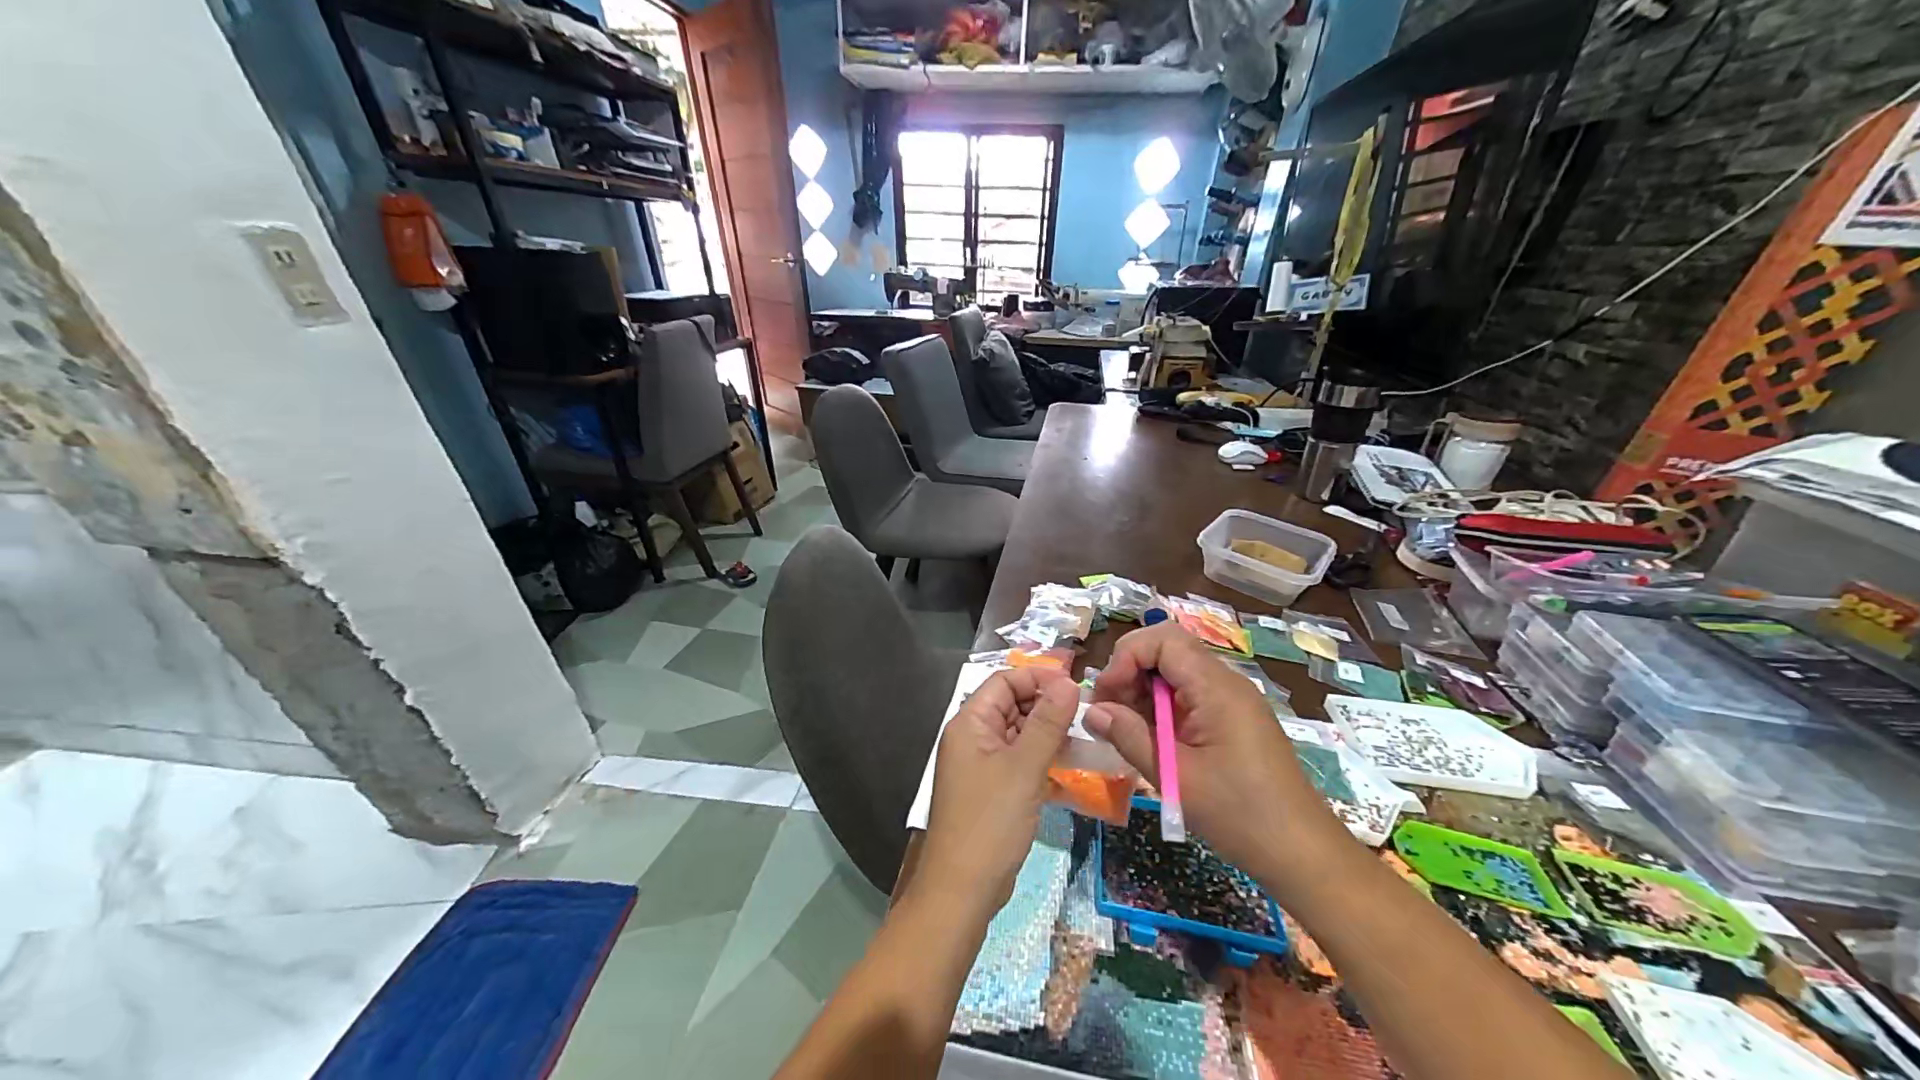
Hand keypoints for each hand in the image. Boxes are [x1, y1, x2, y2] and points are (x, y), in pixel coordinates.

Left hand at [919, 668, 1079, 914]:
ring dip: (1049, 736)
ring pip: (1019, 736)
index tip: (1076, 687)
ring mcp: (981, 767)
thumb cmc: (990, 821)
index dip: (1038, 679)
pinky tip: (1071, 769)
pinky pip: (1020, 763)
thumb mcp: (1024, 767)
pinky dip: (1043, 762)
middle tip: (1086, 716)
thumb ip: (1047, 722)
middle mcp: (972, 739)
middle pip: (1012, 706)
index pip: (1004, 682)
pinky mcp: (993, 791)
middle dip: (1047, 707)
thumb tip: (1067, 682)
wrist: (962, 889)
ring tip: (1085, 740)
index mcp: (970, 724)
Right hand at [1085, 623, 1351, 896]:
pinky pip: (1190, 695)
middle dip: (1130, 673)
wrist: (1300, 851)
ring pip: (1176, 672)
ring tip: (1124, 730)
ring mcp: (1233, 700)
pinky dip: (1162, 708)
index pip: (1163, 639)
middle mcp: (1226, 683)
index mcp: (1216, 688)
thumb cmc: (1237, 813)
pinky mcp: (1234, 719)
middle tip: (1109, 714)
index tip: (1106, 697)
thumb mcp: (1174, 776)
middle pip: (1168, 650)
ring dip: (1143, 692)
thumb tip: (1091, 711)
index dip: (1126, 658)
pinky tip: (1150, 739)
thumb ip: (1129, 736)